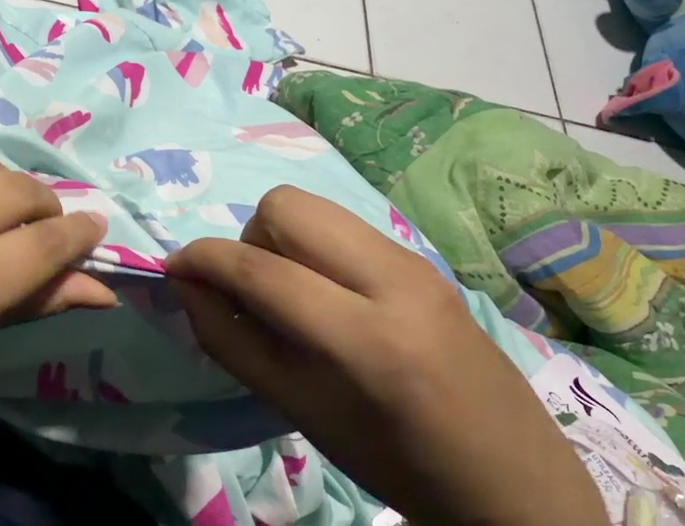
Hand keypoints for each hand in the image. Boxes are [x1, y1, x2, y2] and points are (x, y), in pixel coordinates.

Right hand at [166, 187, 607, 525]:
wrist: (510, 480)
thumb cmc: (395, 460)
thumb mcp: (300, 411)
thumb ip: (230, 342)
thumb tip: (184, 285)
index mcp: (365, 338)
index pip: (259, 269)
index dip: (201, 260)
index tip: (175, 270)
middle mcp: (394, 280)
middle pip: (285, 205)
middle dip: (250, 238)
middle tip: (254, 288)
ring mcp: (415, 262)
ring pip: (313, 205)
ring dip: (281, 238)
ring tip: (292, 290)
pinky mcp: (424, 259)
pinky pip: (343, 225)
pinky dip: (314, 246)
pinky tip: (328, 293)